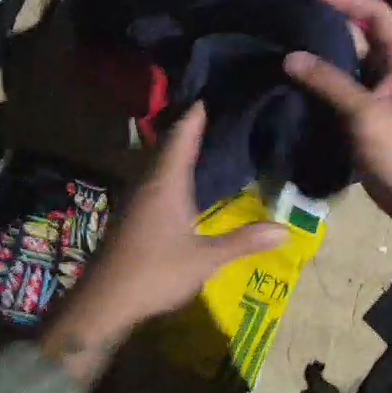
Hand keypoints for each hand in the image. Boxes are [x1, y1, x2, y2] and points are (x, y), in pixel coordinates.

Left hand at [40, 105, 286, 387]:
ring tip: (205, 137)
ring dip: (178, 147)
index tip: (213, 91)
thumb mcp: (206, 259)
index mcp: (166, 182)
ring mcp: (136, 197)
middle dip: (190, 125)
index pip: (183, 135)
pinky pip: (154, 177)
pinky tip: (184, 178)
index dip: (197, 113)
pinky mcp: (131, 214)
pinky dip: (171, 167)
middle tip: (217, 110)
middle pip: (169, 143)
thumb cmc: (155, 272)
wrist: (104, 301)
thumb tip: (286, 229)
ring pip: (159, 161)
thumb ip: (243, 241)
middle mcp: (148, 181)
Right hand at [283, 0, 391, 228]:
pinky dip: (320, 82)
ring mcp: (378, 94)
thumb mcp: (366, 113)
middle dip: (327, 26)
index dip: (347, 0)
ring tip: (283, 47)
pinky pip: (341, 88)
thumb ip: (329, 81)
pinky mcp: (365, 116)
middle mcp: (391, 70)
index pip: (377, 14)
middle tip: (288, 22)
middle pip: (358, 36)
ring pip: (347, 63)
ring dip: (320, 55)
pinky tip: (293, 81)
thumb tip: (290, 55)